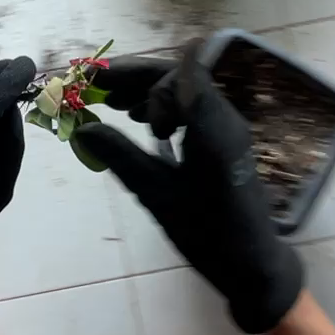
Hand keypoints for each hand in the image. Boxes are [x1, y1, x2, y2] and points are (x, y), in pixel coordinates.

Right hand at [73, 45, 303, 332]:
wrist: (252, 264)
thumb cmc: (207, 233)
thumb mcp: (155, 194)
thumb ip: (119, 155)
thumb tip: (82, 130)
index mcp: (211, 126)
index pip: (178, 74)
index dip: (137, 71)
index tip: (99, 78)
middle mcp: (223, 117)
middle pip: (176, 76)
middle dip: (133, 77)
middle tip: (93, 85)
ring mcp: (225, 126)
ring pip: (182, 89)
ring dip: (145, 90)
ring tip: (109, 101)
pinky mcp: (222, 138)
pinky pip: (189, 106)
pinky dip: (160, 106)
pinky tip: (137, 119)